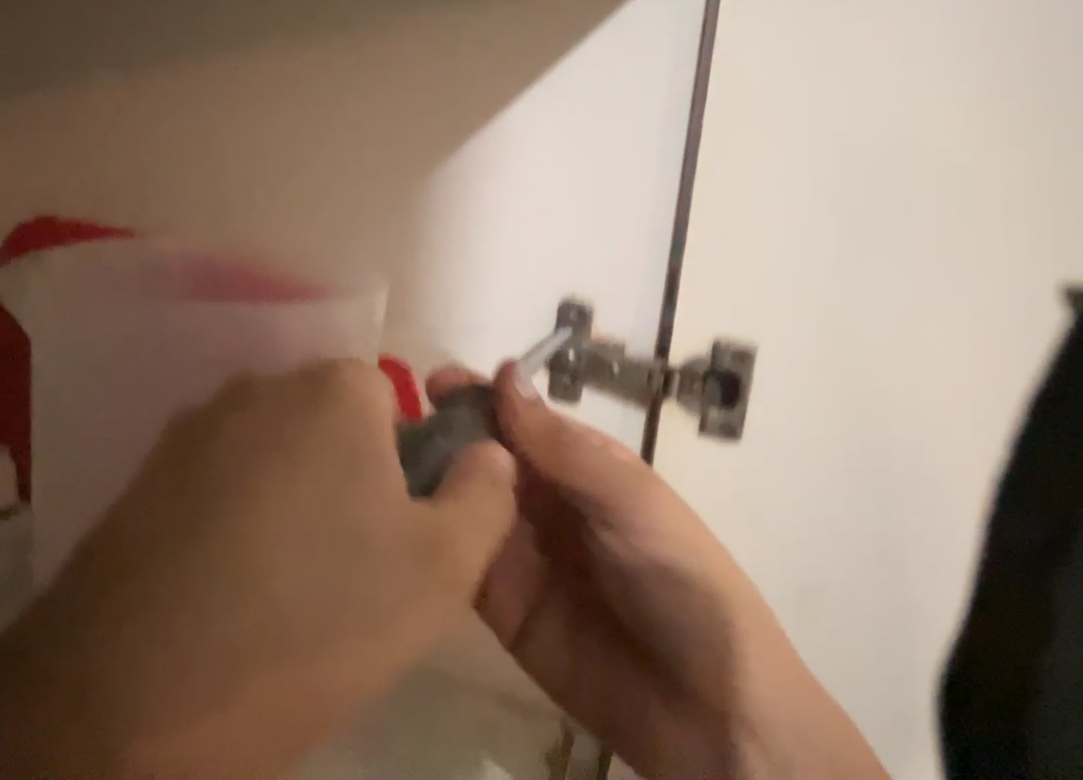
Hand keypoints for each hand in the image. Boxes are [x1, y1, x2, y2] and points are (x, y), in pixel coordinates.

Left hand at [0, 359, 518, 779]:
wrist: (137, 689)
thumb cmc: (315, 618)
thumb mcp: (439, 571)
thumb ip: (483, 496)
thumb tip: (488, 450)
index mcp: (333, 391)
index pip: (390, 400)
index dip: (402, 468)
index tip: (391, 535)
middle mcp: (258, 387)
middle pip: (327, 422)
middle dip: (345, 477)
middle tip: (344, 568)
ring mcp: (192, 429)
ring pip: (269, 455)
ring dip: (286, 500)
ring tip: (280, 586)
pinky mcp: (144, 475)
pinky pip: (215, 484)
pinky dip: (230, 520)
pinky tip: (223, 586)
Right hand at [432, 363, 885, 779]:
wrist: (704, 708)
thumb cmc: (681, 581)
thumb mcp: (629, 500)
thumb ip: (560, 446)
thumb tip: (504, 373)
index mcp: (581, 466)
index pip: (520, 418)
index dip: (479, 396)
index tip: (433, 380)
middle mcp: (543, 500)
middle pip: (483, 456)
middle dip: (443, 434)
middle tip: (388, 424)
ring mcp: (516, 551)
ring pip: (461, 503)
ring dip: (426, 480)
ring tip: (378, 464)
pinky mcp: (496, 602)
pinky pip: (456, 559)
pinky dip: (427, 536)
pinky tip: (393, 518)